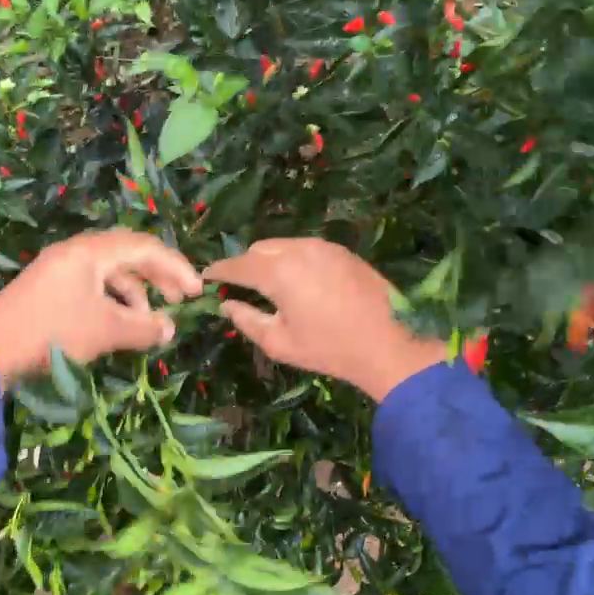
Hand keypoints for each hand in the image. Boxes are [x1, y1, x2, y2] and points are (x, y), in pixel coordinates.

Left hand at [0, 229, 202, 387]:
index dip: (175, 267)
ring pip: (107, 274)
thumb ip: (143, 328)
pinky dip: (110, 304)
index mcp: (89, 251)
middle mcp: (73, 253)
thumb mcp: (105, 331)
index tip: (197, 292)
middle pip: (126, 256)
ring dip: (133, 295)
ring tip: (147, 323)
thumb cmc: (52, 333)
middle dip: (157, 277)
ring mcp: (56, 271)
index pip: (144, 247)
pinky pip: (89, 289)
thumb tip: (170, 328)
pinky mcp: (45, 292)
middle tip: (180, 300)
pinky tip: (116, 328)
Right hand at [204, 238, 446, 401]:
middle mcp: (298, 250)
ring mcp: (323, 247)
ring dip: (269, 261)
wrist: (389, 342)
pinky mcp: (341, 251)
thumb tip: (227, 304)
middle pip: (258, 250)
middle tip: (239, 288)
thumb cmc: (329, 348)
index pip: (237, 265)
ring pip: (282, 245)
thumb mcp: (279, 342)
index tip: (205, 279)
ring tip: (268, 285)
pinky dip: (292, 259)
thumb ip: (247, 320)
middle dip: (244, 265)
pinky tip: (297, 282)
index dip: (218, 271)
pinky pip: (305, 248)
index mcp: (278, 272)